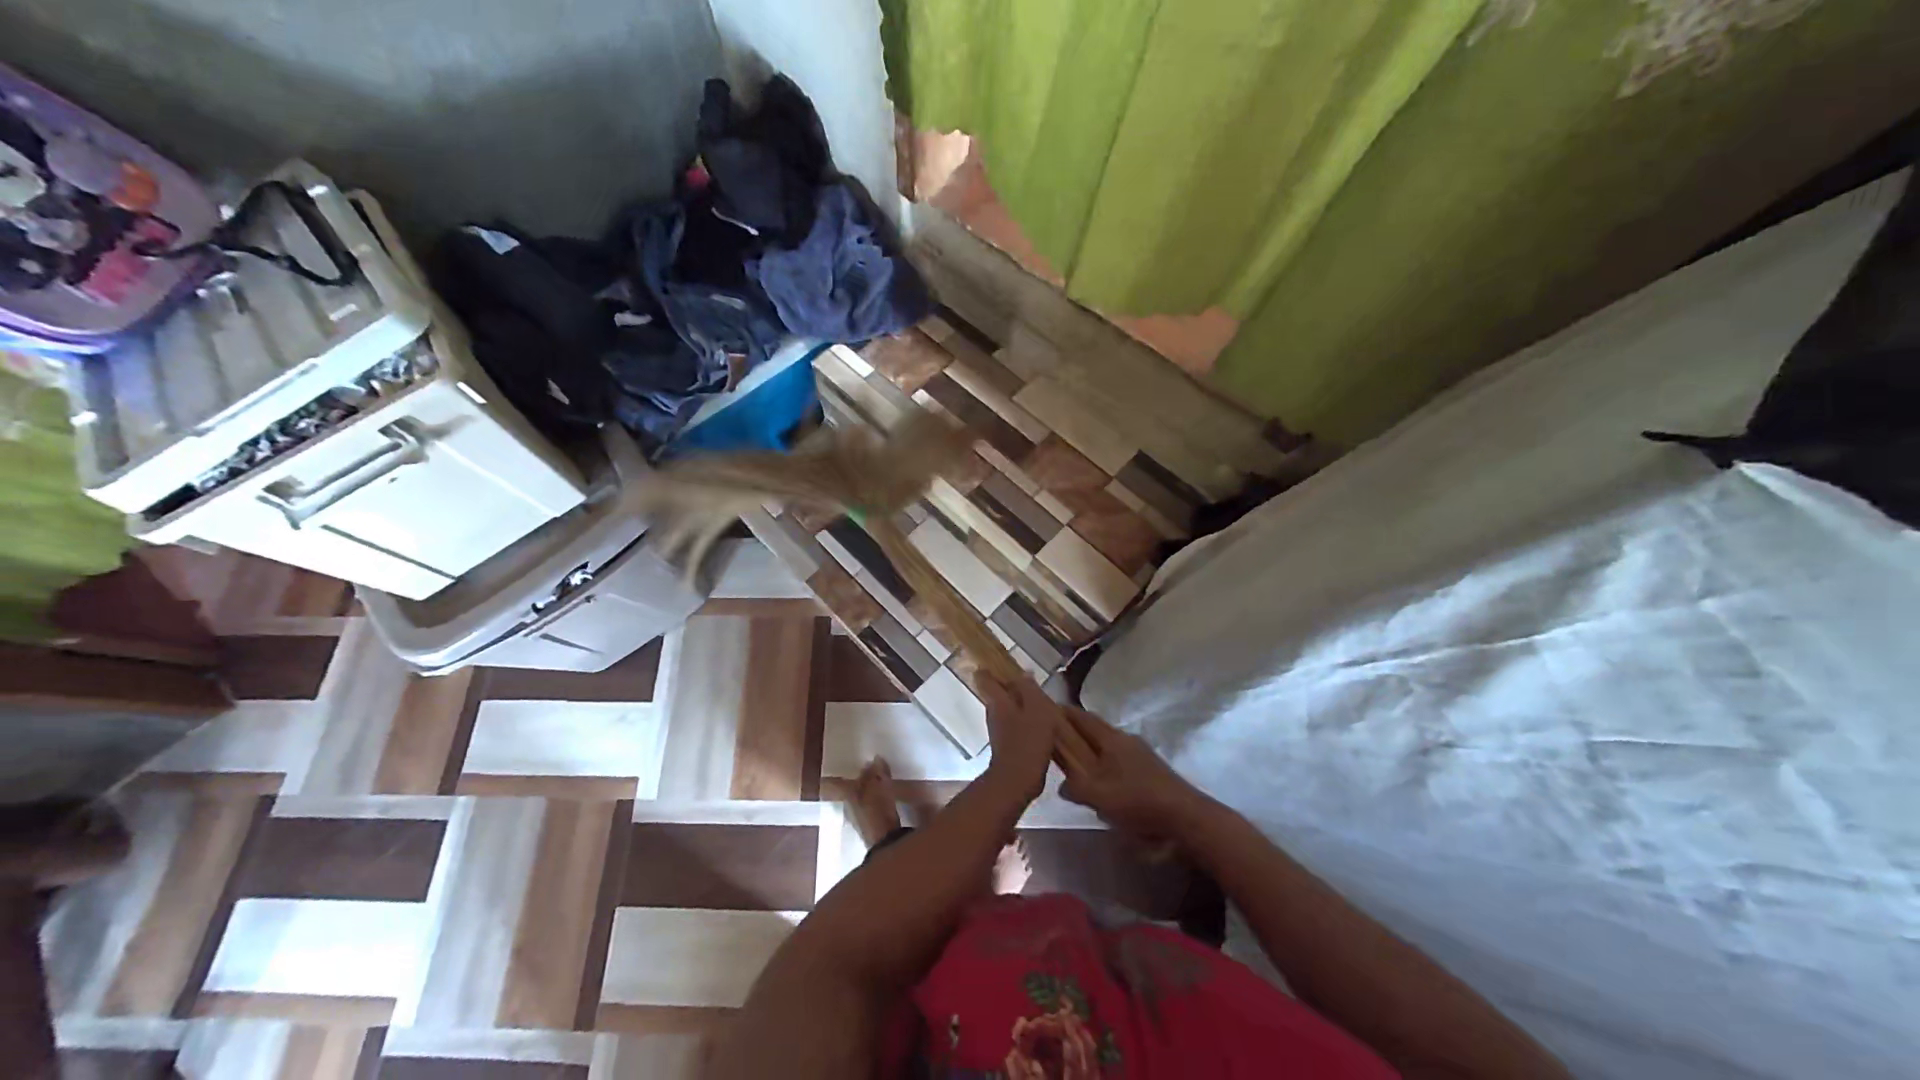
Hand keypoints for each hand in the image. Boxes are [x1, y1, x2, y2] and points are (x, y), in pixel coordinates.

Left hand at [976, 675, 1061, 796]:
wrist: (1018, 780)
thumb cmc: (1028, 740)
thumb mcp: (1037, 709)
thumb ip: (1029, 689)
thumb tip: (1022, 672)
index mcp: (998, 701)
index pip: (986, 678)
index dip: (990, 668)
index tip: (1002, 662)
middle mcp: (993, 713)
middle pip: (997, 694)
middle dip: (1010, 687)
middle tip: (1030, 683)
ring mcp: (999, 731)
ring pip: (1007, 711)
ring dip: (1020, 706)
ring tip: (1040, 704)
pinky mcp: (1007, 747)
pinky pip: (1015, 727)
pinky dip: (1025, 723)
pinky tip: (1041, 727)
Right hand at [1058, 707, 1213, 841]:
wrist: (1184, 815)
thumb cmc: (1136, 800)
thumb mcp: (1097, 796)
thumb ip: (1075, 787)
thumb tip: (1063, 785)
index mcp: (1110, 739)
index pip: (1082, 718)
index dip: (1063, 713)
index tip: (1046, 710)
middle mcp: (1126, 739)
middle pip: (1095, 730)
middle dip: (1076, 732)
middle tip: (1056, 739)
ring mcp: (1141, 754)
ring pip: (1109, 746)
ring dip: (1092, 751)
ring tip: (1077, 764)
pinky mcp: (1151, 770)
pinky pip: (1121, 762)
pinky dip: (1107, 767)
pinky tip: (1105, 786)